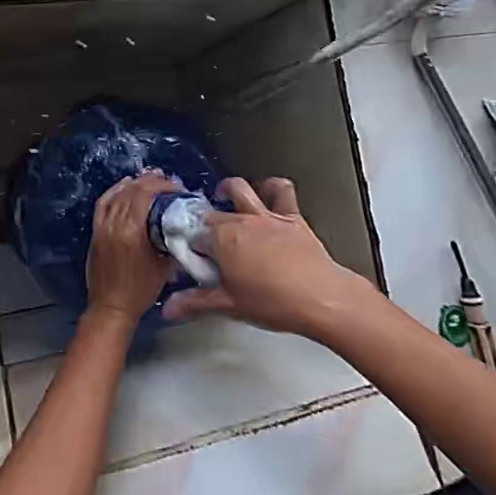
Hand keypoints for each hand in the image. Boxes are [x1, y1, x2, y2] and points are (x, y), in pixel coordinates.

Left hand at [86, 170, 178, 325]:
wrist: (111, 307)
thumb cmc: (140, 290)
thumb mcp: (163, 267)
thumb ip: (170, 241)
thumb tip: (179, 225)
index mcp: (131, 231)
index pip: (144, 195)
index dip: (161, 186)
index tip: (176, 187)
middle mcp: (114, 224)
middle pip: (131, 191)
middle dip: (150, 182)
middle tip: (167, 181)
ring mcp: (102, 226)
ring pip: (117, 195)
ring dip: (133, 184)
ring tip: (149, 179)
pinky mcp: (96, 231)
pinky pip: (103, 204)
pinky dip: (114, 192)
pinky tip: (124, 187)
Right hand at [162, 176, 376, 341]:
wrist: (323, 300)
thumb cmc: (277, 302)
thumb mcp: (230, 306)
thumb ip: (196, 303)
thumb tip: (171, 308)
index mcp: (220, 241)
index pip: (193, 238)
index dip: (191, 248)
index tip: (195, 260)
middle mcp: (240, 222)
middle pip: (211, 214)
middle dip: (204, 224)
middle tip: (208, 242)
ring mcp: (265, 216)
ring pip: (239, 189)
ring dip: (228, 189)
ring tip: (222, 194)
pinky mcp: (290, 217)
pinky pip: (281, 191)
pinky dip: (273, 186)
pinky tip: (267, 188)